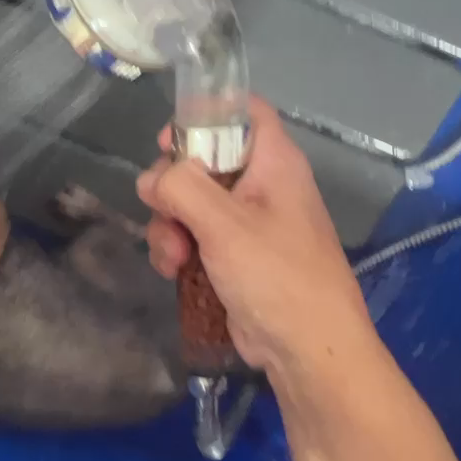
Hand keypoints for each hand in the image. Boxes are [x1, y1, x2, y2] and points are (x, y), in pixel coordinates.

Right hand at [137, 99, 373, 375]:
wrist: (306, 348)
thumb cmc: (276, 276)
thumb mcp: (224, 224)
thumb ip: (181, 187)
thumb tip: (153, 180)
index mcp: (273, 162)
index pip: (242, 112)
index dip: (203, 116)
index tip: (168, 144)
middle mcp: (260, 186)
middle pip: (201, 162)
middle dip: (171, 189)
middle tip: (165, 212)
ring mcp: (246, 224)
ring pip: (188, 204)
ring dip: (169, 227)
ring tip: (174, 258)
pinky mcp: (232, 257)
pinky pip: (193, 237)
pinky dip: (178, 250)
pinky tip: (174, 272)